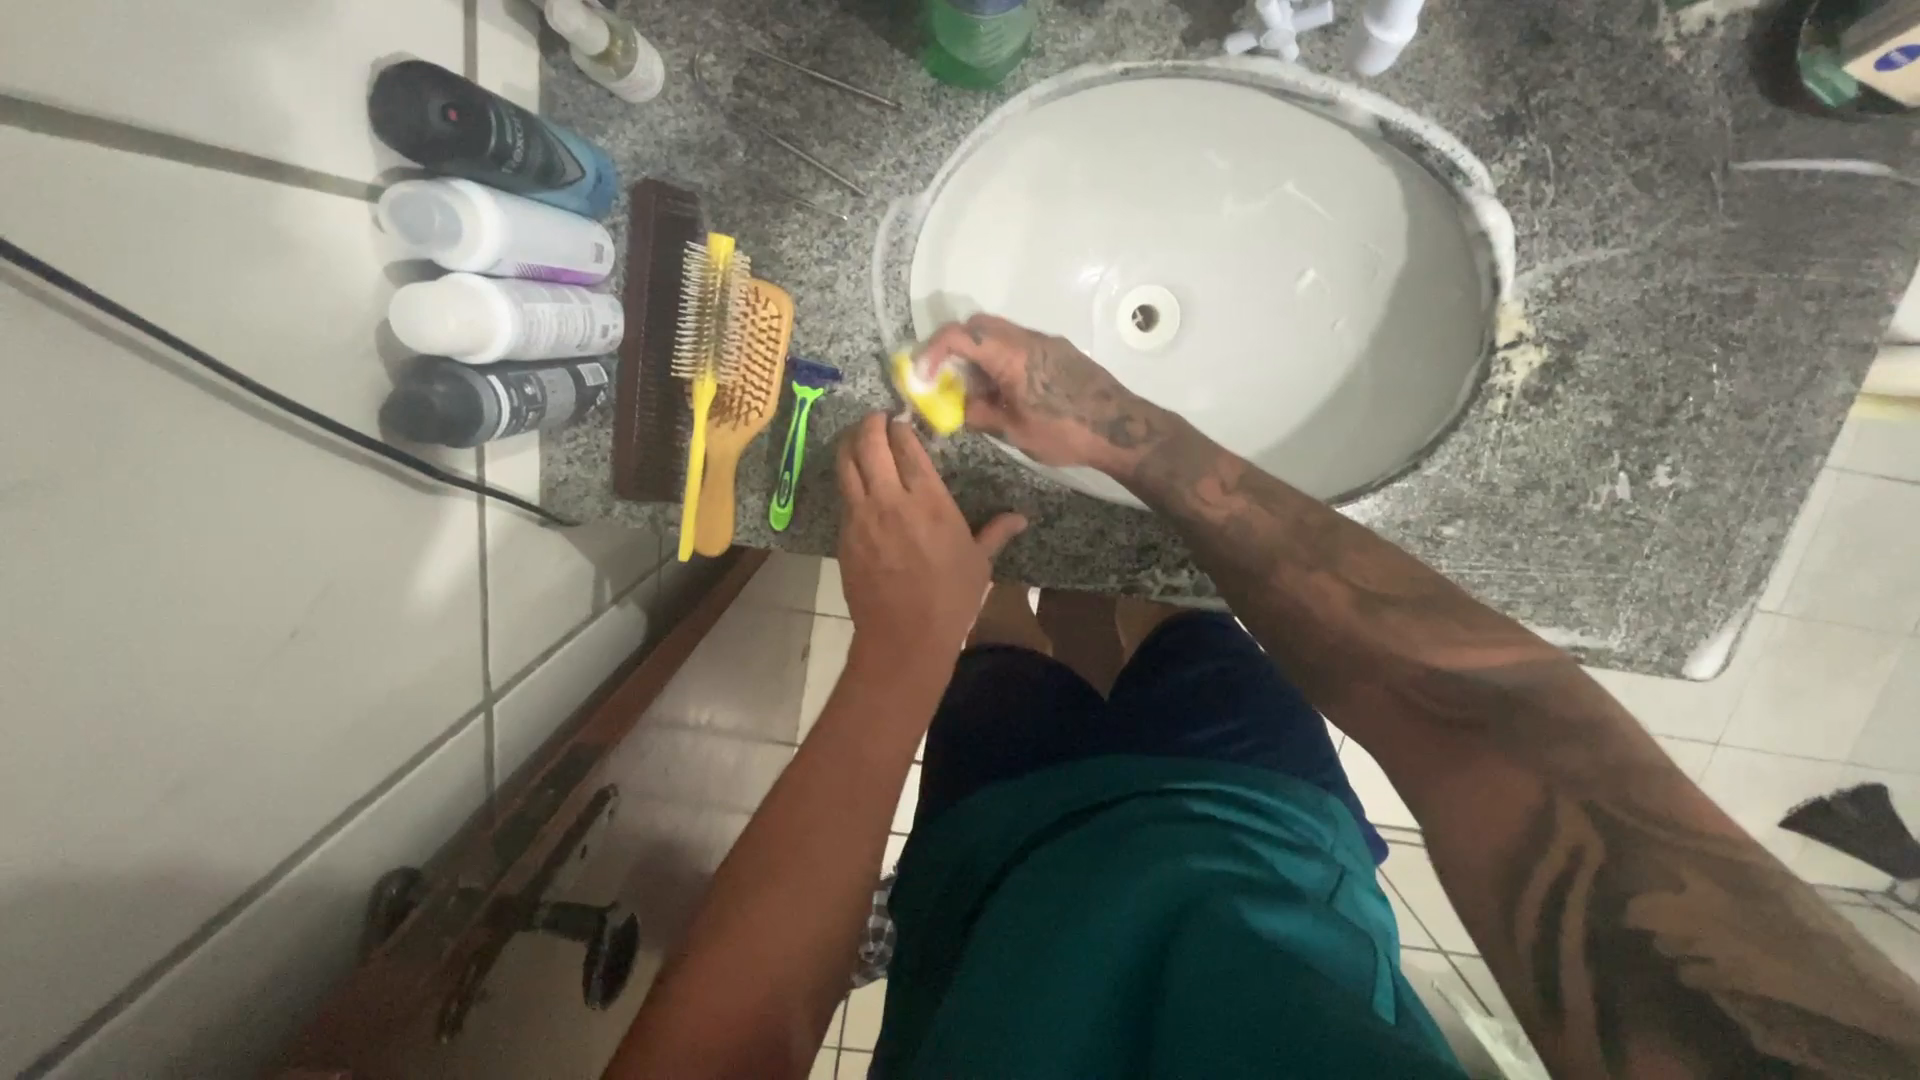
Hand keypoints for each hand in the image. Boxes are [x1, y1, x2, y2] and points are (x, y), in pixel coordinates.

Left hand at [835, 412, 1025, 672]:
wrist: (904, 636)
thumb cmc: (950, 599)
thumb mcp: (979, 564)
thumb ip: (996, 533)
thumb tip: (1022, 518)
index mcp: (930, 501)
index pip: (906, 447)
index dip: (900, 428)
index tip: (901, 421)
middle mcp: (891, 499)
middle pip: (870, 445)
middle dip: (871, 424)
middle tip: (875, 419)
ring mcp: (862, 517)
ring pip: (847, 465)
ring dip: (850, 445)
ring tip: (857, 438)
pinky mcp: (844, 536)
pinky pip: (843, 497)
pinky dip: (847, 480)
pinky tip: (854, 481)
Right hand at [921, 313, 1165, 473]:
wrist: (1121, 429)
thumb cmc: (1066, 432)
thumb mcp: (1014, 431)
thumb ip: (979, 414)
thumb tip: (957, 408)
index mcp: (1012, 354)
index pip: (959, 335)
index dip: (932, 351)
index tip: (922, 375)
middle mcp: (1027, 338)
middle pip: (977, 326)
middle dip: (952, 348)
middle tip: (944, 378)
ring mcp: (1046, 342)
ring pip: (999, 334)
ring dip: (978, 355)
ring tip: (975, 390)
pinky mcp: (1060, 352)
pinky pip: (1019, 345)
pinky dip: (1000, 359)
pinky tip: (1004, 391)